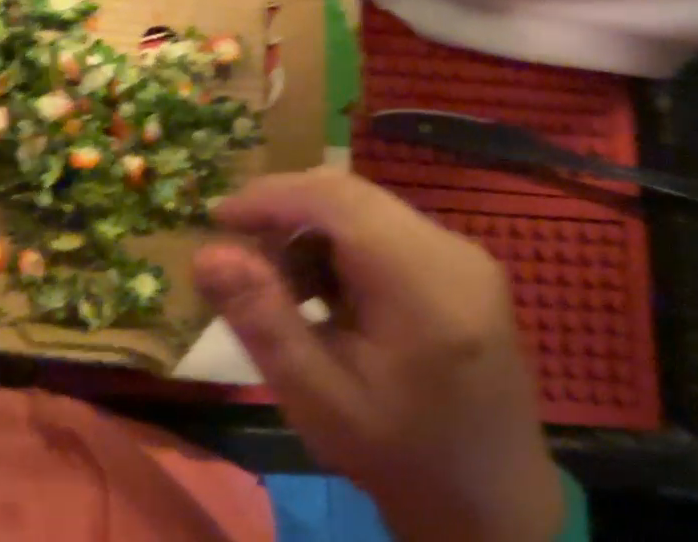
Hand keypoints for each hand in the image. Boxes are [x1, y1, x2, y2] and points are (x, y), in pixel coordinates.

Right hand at [193, 170, 562, 541]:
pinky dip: (330, 244)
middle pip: (346, 195)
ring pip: (357, 206)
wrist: (491, 503)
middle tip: (236, 254)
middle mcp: (453, 255)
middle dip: (280, 212)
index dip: (268, 197)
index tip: (213, 220)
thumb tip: (206, 253)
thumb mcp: (317, 398)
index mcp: (427, 289)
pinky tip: (317, 293)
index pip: (336, 201)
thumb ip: (263, 320)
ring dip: (303, 230)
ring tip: (277, 287)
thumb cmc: (398, 454)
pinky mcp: (456, 267)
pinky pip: (376, 225)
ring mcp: (460, 257)